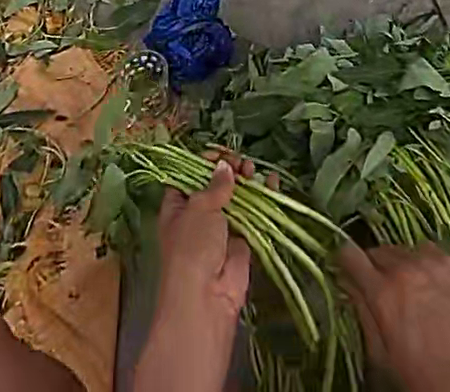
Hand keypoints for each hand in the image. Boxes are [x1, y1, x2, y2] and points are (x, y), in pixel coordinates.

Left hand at [133, 156, 253, 391]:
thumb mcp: (199, 208)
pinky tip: (272, 181)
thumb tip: (225, 166)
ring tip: (252, 170)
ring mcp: (222, 227)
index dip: (204, 161)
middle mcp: (198, 215)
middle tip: (239, 162)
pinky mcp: (243, 239)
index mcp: (178, 206)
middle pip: (215, 184)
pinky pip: (254, 213)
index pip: (189, 175)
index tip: (220, 152)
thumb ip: (215, 185)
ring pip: (236, 196)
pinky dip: (264, 197)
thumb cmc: (193, 247)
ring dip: (246, 181)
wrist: (207, 297)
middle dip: (228, 170)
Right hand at [337, 244, 449, 391]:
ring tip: (404, 286)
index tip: (344, 267)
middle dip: (371, 266)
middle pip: (375, 250)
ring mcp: (428, 261)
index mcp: (381, 292)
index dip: (343, 259)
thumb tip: (346, 284)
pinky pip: (424, 248)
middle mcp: (402, 269)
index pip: (350, 254)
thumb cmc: (419, 372)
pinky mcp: (448, 261)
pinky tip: (423, 279)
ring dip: (396, 262)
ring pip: (399, 248)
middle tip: (377, 287)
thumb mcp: (379, 351)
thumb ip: (360, 312)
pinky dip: (419, 258)